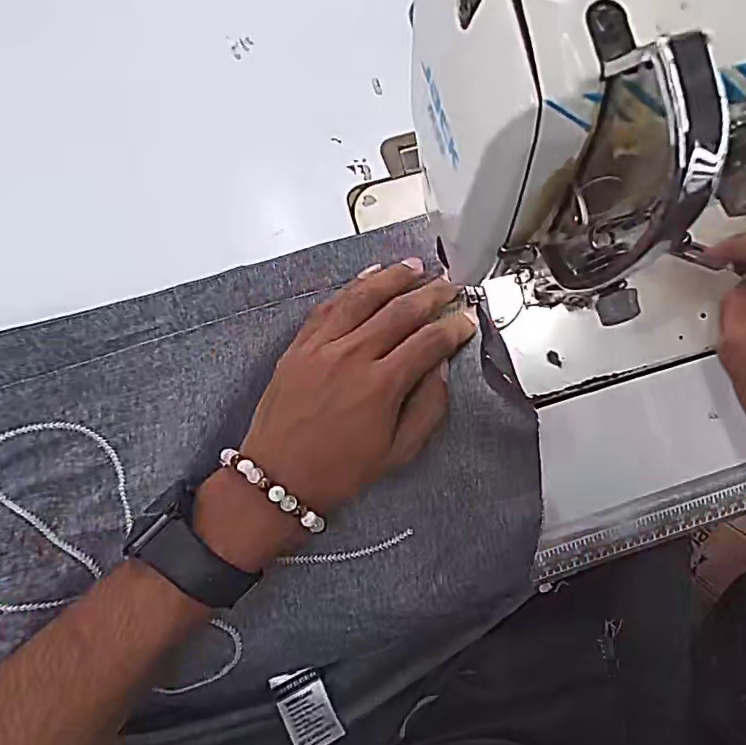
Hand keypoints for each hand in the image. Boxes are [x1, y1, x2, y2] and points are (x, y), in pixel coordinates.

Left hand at [194, 257, 477, 568]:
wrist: (280, 477)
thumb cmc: (338, 470)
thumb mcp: (398, 452)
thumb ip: (428, 408)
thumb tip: (440, 369)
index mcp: (381, 386)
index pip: (428, 342)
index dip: (453, 327)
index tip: (466, 321)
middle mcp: (352, 357)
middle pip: (401, 311)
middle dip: (432, 294)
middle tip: (449, 286)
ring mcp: (322, 347)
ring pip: (364, 297)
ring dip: (393, 278)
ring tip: (414, 267)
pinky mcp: (300, 346)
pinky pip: (329, 306)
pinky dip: (352, 287)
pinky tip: (368, 277)